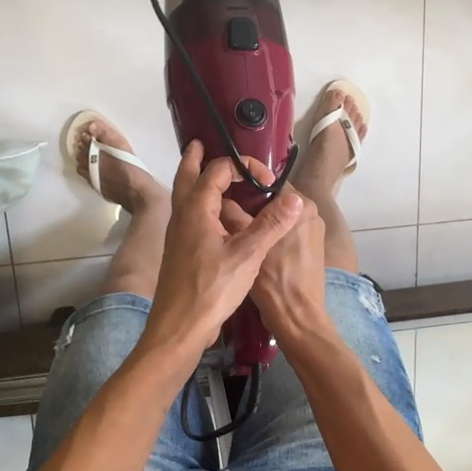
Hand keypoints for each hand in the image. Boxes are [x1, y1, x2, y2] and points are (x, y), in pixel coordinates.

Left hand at [142, 142, 304, 358]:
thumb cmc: (212, 289)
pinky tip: (211, 216)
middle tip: (201, 143)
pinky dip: (196, 202)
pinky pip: (186, 214)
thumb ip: (271, 225)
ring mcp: (177, 234)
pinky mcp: (179, 250)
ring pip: (183, 196)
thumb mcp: (248, 255)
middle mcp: (182, 215)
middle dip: (194, 159)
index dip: (242, 166)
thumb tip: (294, 198)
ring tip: (205, 171)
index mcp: (197, 209)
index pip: (217, 170)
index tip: (266, 179)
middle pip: (186, 176)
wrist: (179, 327)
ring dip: (192, 179)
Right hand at [219, 165, 331, 344]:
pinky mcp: (312, 249)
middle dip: (252, 208)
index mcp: (301, 205)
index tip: (226, 196)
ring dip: (260, 223)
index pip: (270, 184)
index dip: (246, 188)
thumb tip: (219, 199)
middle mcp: (311, 213)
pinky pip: (287, 233)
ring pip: (280, 218)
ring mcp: (314, 232)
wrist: (298, 316)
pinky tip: (253, 248)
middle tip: (226, 217)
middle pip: (275, 201)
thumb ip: (233, 216)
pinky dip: (271, 236)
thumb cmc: (274, 278)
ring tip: (237, 233)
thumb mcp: (248, 244)